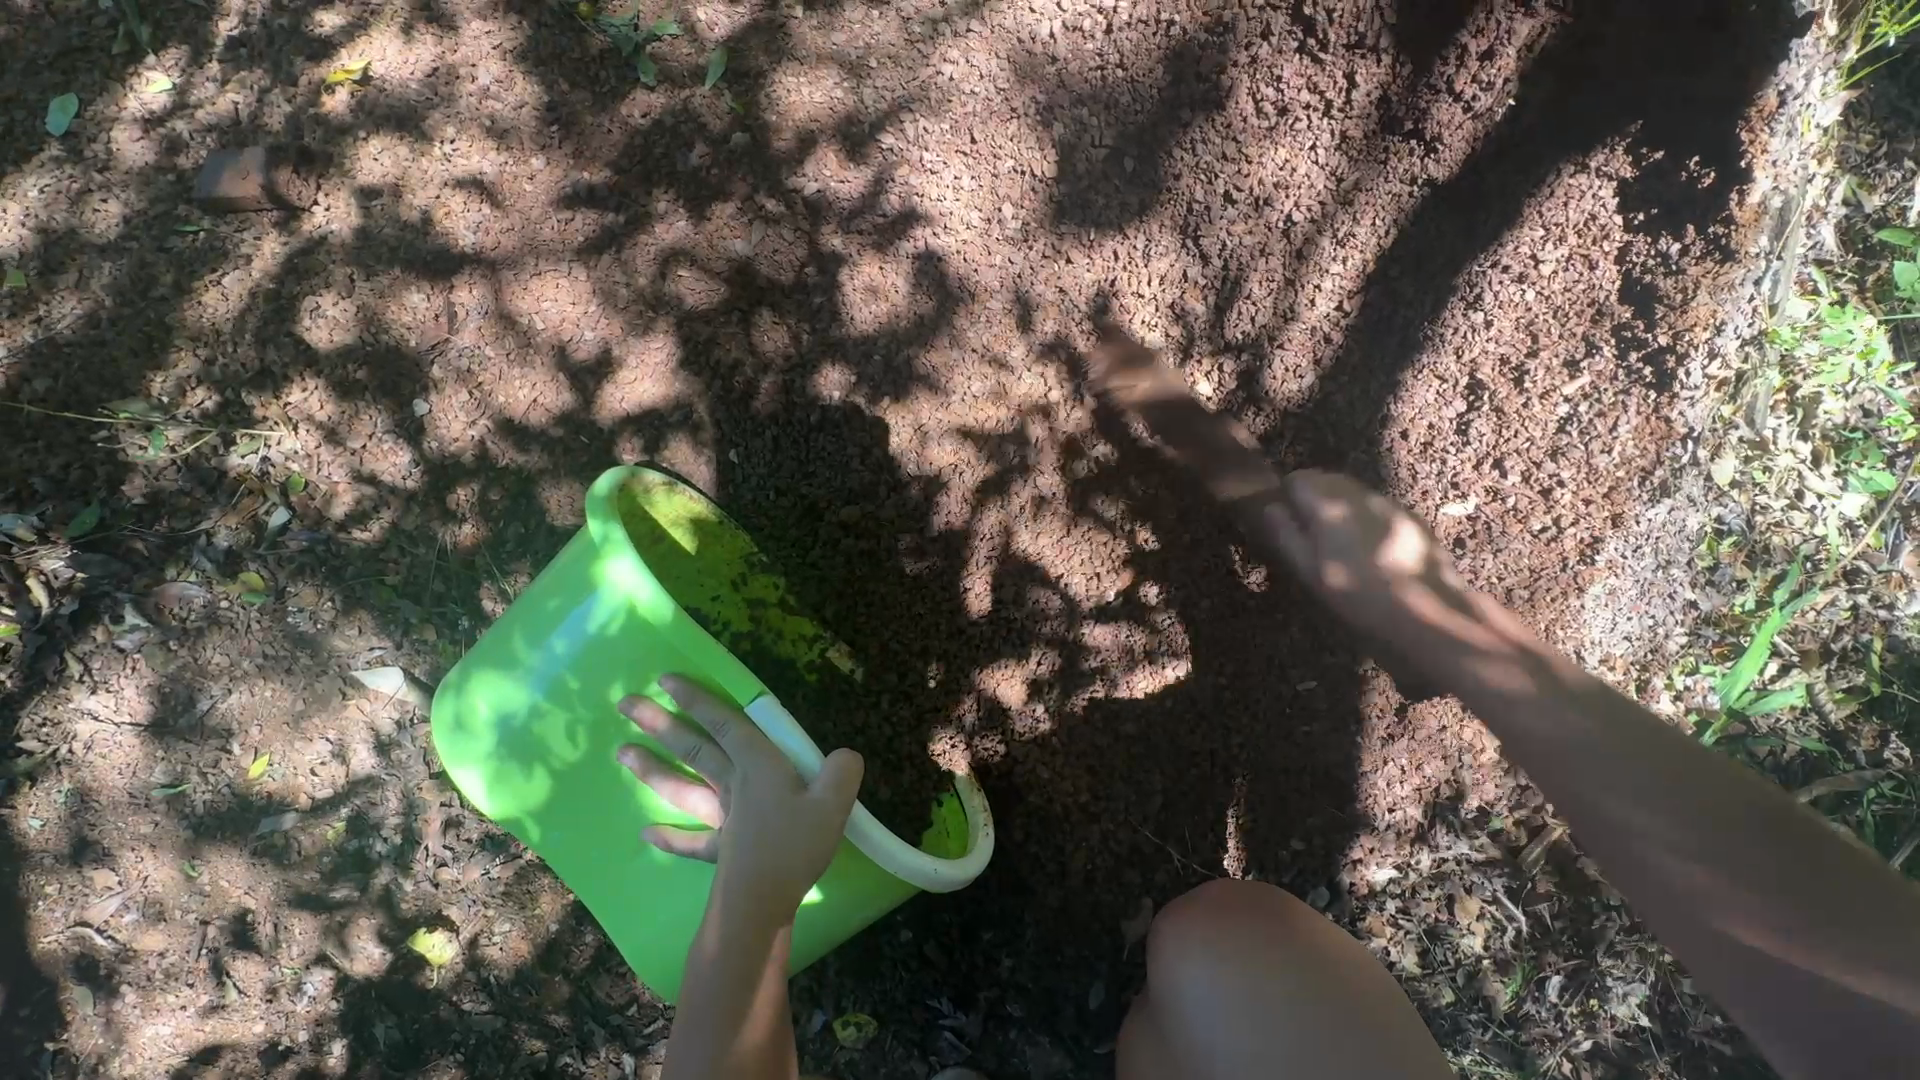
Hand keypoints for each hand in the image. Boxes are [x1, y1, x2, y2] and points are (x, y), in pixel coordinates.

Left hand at [617, 675, 863, 920]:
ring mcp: (722, 819)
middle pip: (694, 748)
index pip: (725, 724)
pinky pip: (691, 843)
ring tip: (621, 753)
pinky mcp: (719, 852)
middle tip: (625, 705)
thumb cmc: (794, 846)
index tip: (666, 679)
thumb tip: (845, 755)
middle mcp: (734, 785)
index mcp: (759, 765)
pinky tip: (645, 833)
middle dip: (661, 724)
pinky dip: (669, 838)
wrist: (761, 902)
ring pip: (683, 787)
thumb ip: (842, 771)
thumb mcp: (834, 803)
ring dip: (652, 770)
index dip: (698, 701)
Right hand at [1265, 470, 1541, 691]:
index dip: (1288, 493)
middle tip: (1308, 528)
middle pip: (1327, 479)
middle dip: (1313, 495)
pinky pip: (1376, 504)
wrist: (1427, 609)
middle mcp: (1358, 495)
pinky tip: (1369, 546)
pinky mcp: (1409, 516)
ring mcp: (1387, 503)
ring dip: (1339, 504)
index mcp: (1329, 506)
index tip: (1286, 515)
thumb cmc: (1358, 594)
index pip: (1299, 478)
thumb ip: (1288, 535)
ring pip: (1353, 490)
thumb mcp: (1310, 572)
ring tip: (1338, 538)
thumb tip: (1272, 509)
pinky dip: (1364, 514)